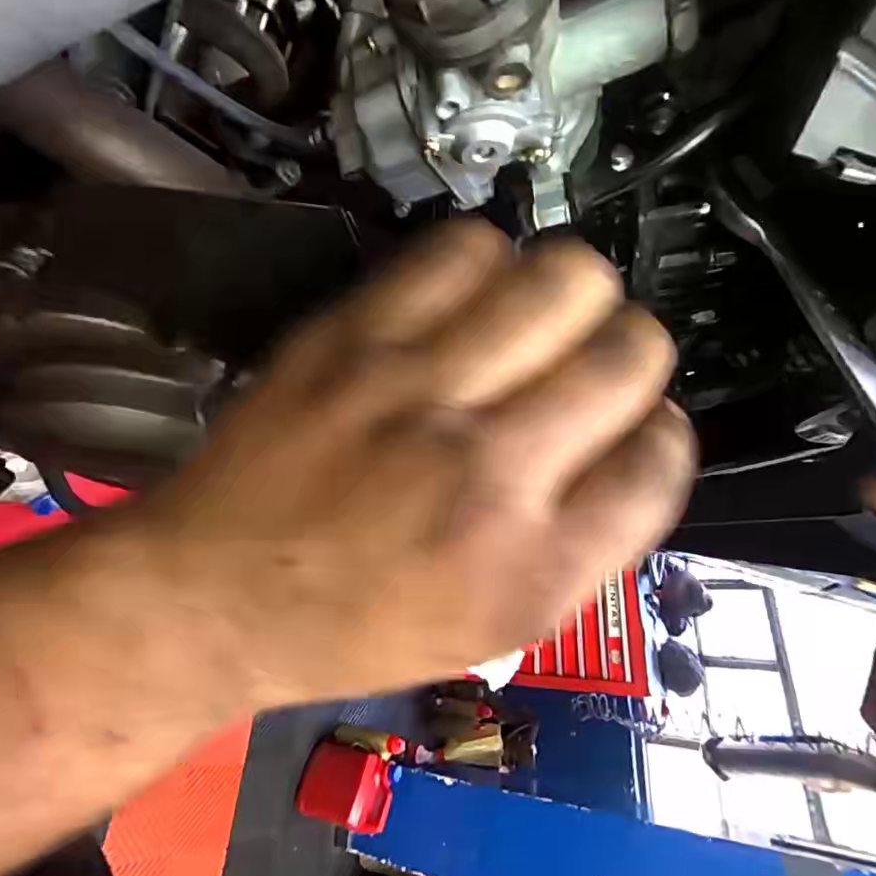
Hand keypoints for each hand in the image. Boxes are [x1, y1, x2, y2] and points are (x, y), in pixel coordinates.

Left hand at [111, 222, 694, 708]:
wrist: (211, 595)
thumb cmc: (362, 624)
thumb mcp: (498, 627)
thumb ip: (591, 539)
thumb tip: (641, 438)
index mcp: (533, 564)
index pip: (661, 457)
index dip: (664, 432)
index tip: (640, 426)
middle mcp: (488, 468)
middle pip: (630, 351)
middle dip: (636, 349)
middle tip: (599, 360)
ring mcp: (418, 387)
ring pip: (563, 279)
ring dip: (577, 295)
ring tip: (545, 321)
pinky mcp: (355, 333)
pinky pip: (466, 249)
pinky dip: (493, 262)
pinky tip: (478, 298)